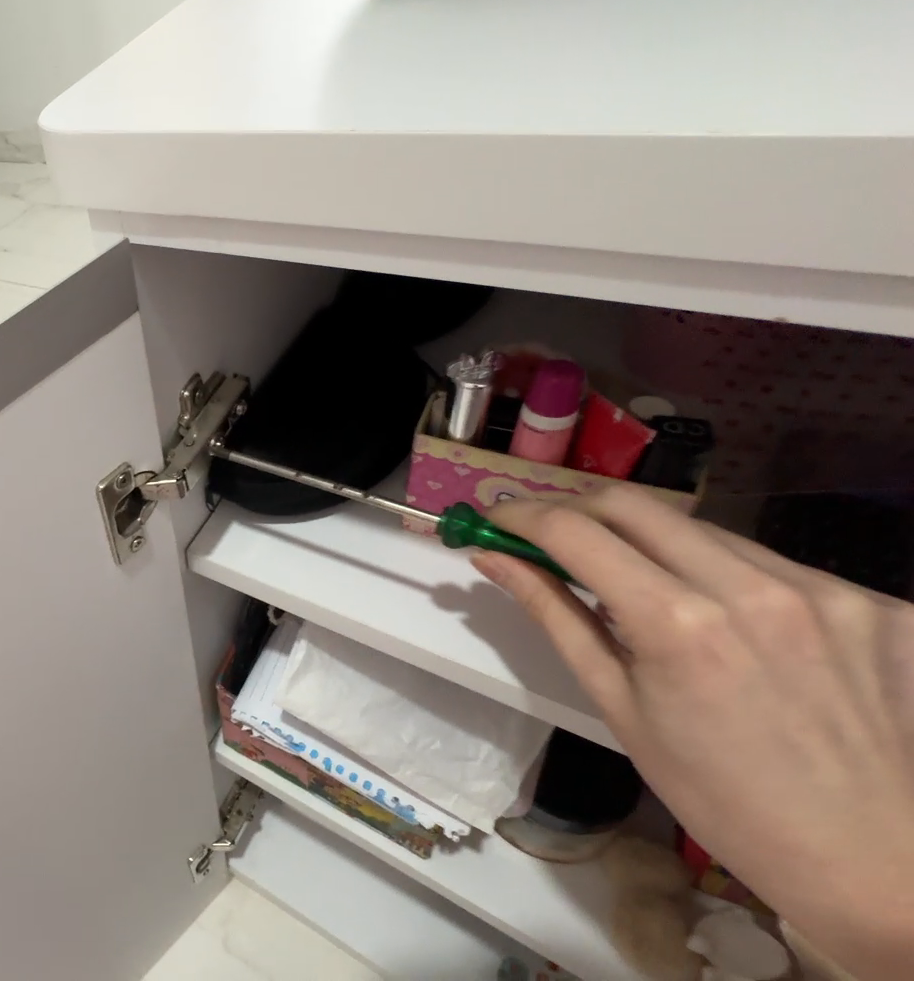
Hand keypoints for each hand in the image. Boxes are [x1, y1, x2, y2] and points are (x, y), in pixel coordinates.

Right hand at [472, 485, 913, 980]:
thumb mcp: (615, 703)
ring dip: (648, 542)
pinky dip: (720, 573)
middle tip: (546, 536)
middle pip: (634, 505)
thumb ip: (554, 614)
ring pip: (702, 529)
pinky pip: (769, 562)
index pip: (573, 530)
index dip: (519, 514)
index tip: (493, 517)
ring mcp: (826, 591)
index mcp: (678, 623)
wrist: (876, 862)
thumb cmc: (717, 794)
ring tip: (635, 586)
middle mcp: (753, 588)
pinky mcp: (876, 603)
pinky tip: (722, 618)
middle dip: (574, 509)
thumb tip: (492, 557)